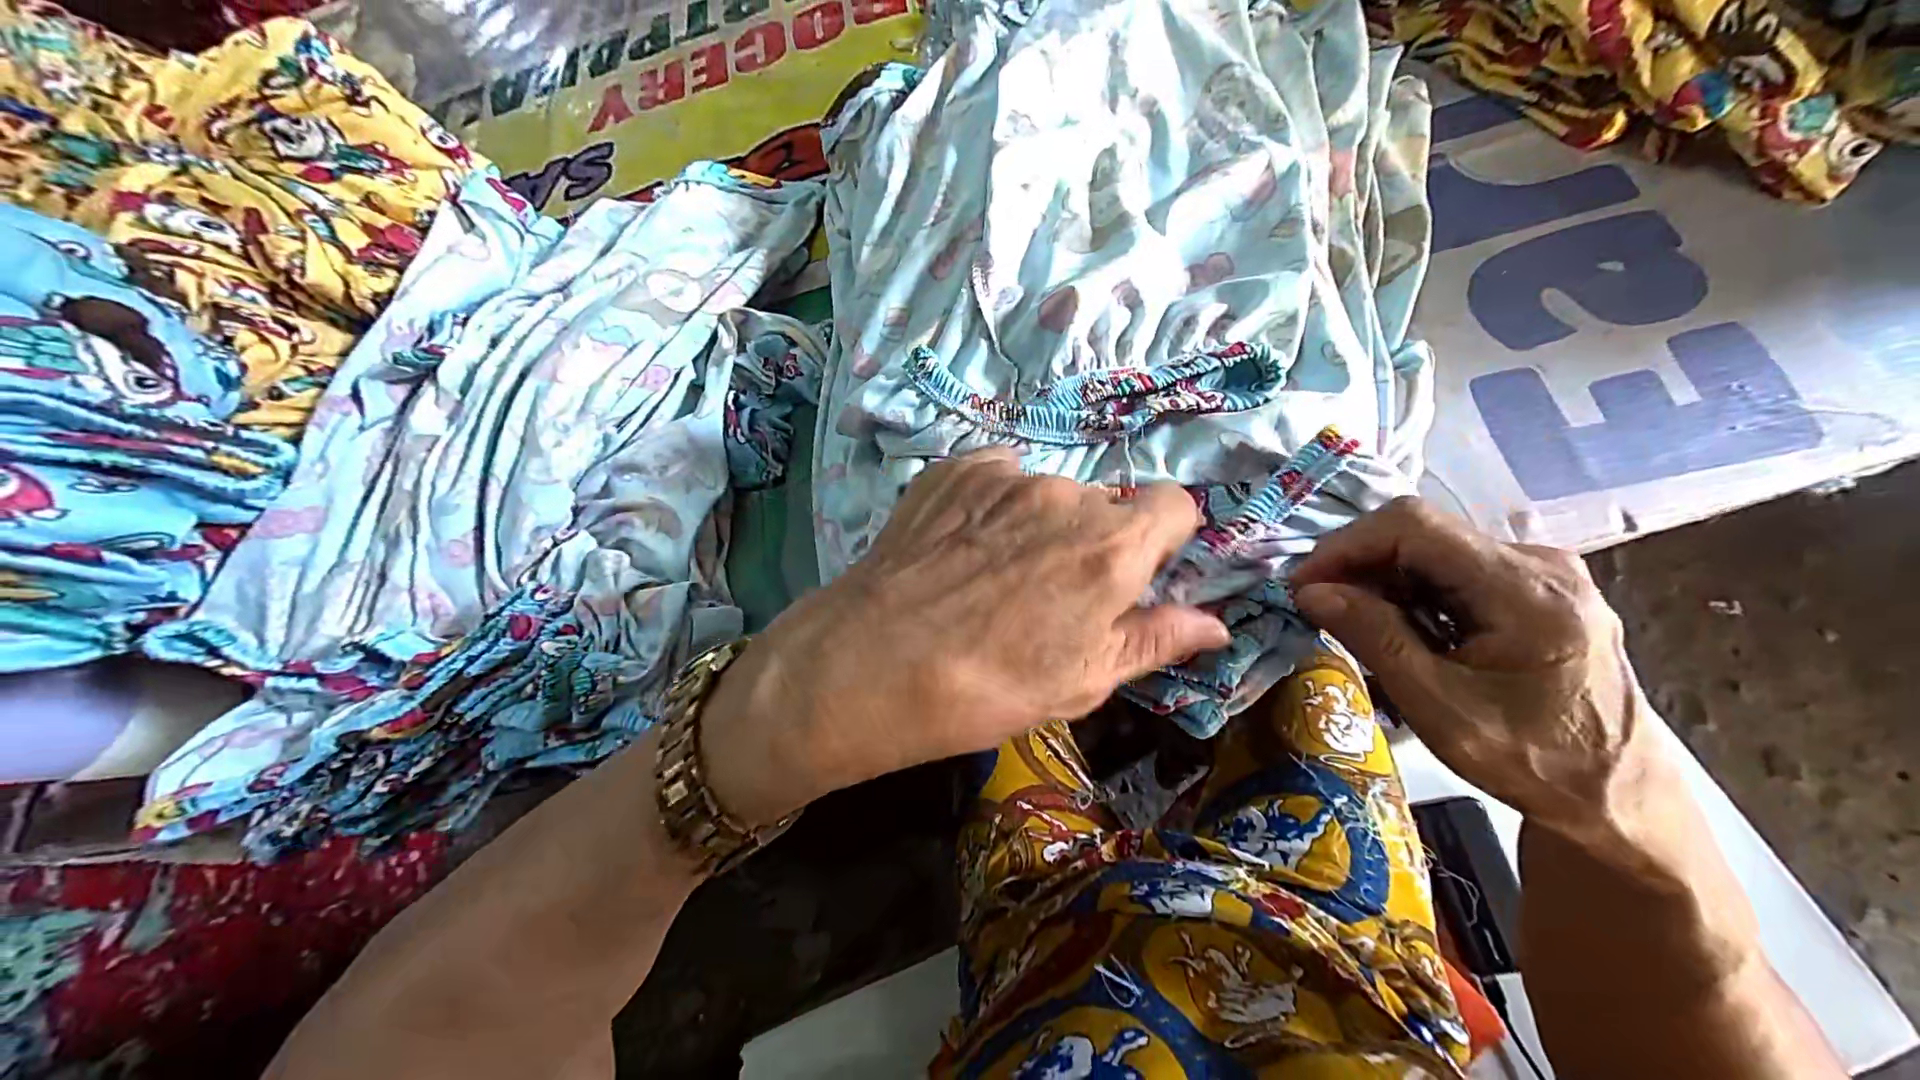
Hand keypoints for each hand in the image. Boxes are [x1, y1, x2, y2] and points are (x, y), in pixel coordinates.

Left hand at [701, 449, 1230, 826]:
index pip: (1175, 507)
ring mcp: (1006, 476)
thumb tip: (1216, 624)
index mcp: (1112, 548)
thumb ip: (1155, 639)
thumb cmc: (988, 686)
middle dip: (1096, 539)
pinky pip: (998, 479)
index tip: (1136, 573)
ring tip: (995, 574)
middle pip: (1106, 504)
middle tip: (1052, 591)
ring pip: (1050, 492)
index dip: (1163, 539)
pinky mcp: (955, 470)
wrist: (870, 664)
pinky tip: (962, 550)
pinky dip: (995, 506)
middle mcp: (1067, 497)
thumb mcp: (1082, 680)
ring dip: (1042, 523)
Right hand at [1289, 497, 1654, 839]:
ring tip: (1356, 624)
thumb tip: (1310, 591)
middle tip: (1318, 607)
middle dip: (1358, 563)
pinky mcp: (1534, 584)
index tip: (1303, 586)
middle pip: (1421, 531)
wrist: (1619, 794)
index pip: (1414, 526)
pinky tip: (1399, 627)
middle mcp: (1540, 563)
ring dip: (1381, 578)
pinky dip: (1409, 589)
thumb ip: (1374, 639)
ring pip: (1432, 547)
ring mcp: (1541, 570)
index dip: (1345, 546)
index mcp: (1527, 590)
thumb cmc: (1531, 760)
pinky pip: (1451, 566)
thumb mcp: (1439, 709)